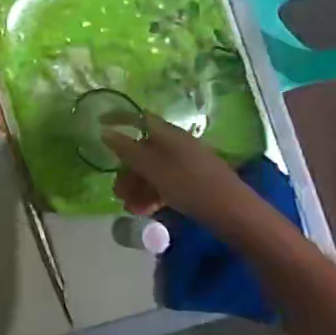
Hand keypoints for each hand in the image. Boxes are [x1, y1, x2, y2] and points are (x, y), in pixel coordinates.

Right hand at [104, 112, 266, 226]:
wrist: (237, 215)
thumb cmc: (192, 186)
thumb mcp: (153, 169)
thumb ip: (127, 150)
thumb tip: (104, 132)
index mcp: (170, 135)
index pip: (140, 119)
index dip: (119, 118)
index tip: (99, 123)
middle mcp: (178, 146)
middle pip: (143, 151)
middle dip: (126, 171)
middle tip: (117, 191)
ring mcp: (187, 165)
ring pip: (152, 171)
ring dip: (137, 188)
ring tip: (131, 208)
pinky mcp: (194, 183)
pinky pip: (164, 184)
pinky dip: (152, 195)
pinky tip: (146, 210)